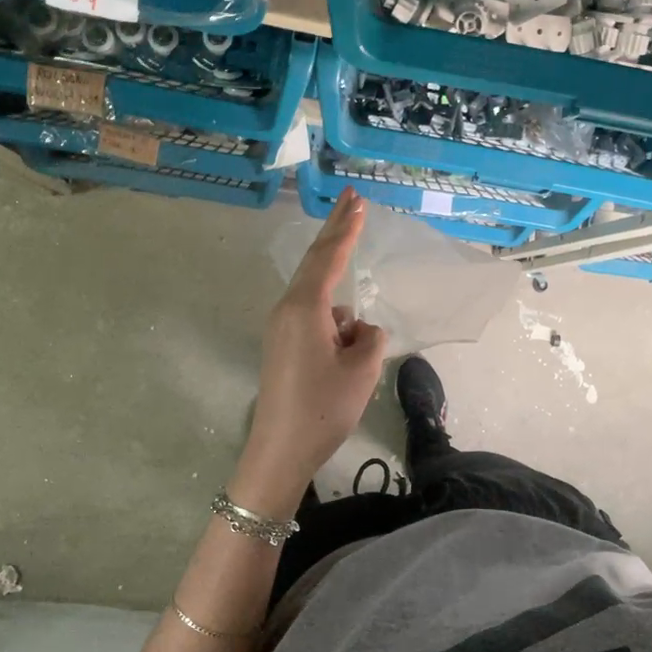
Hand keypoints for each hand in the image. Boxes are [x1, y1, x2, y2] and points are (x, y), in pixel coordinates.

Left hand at [234, 190, 387, 512]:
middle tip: (352, 201)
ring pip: (323, 306)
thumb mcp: (363, 368)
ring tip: (352, 371)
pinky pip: (316, 325)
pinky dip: (336, 334)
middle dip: (336, 234)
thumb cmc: (323, 407)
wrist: (281, 451)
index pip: (329, 256)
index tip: (357, 200)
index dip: (346, 227)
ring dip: (346, 322)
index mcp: (304, 307)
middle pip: (316, 264)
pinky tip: (344, 372)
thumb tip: (357, 329)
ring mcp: (281, 329)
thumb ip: (370, 336)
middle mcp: (287, 310)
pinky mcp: (282, 348)